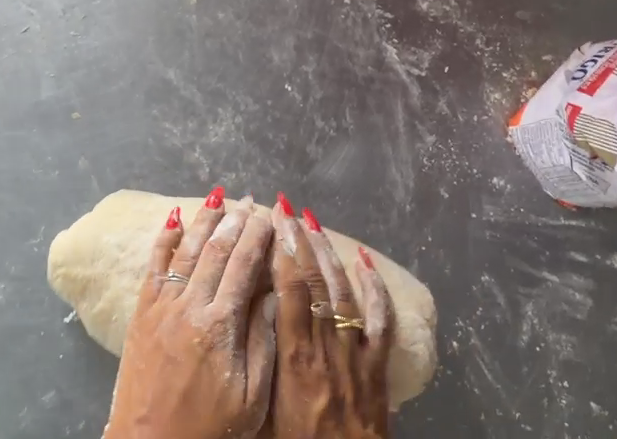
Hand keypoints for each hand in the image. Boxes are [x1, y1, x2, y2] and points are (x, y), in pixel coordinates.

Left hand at [104, 189, 278, 438]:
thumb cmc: (210, 427)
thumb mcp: (252, 395)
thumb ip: (263, 338)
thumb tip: (274, 292)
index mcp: (220, 326)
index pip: (244, 267)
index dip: (258, 238)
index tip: (271, 218)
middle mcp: (189, 306)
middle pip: (216, 251)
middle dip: (235, 222)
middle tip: (250, 202)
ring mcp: (162, 305)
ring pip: (186, 250)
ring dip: (204, 221)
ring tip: (219, 198)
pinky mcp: (142, 310)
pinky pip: (154, 265)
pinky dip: (165, 238)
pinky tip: (175, 219)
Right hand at [266, 198, 393, 438]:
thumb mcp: (261, 410)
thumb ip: (251, 364)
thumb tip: (236, 318)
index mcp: (295, 358)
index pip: (290, 290)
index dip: (281, 250)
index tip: (269, 220)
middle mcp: (326, 346)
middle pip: (315, 281)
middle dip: (298, 239)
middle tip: (284, 206)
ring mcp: (355, 352)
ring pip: (343, 290)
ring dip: (327, 251)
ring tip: (312, 220)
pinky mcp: (377, 365)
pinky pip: (380, 319)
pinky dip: (373, 286)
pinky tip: (363, 259)